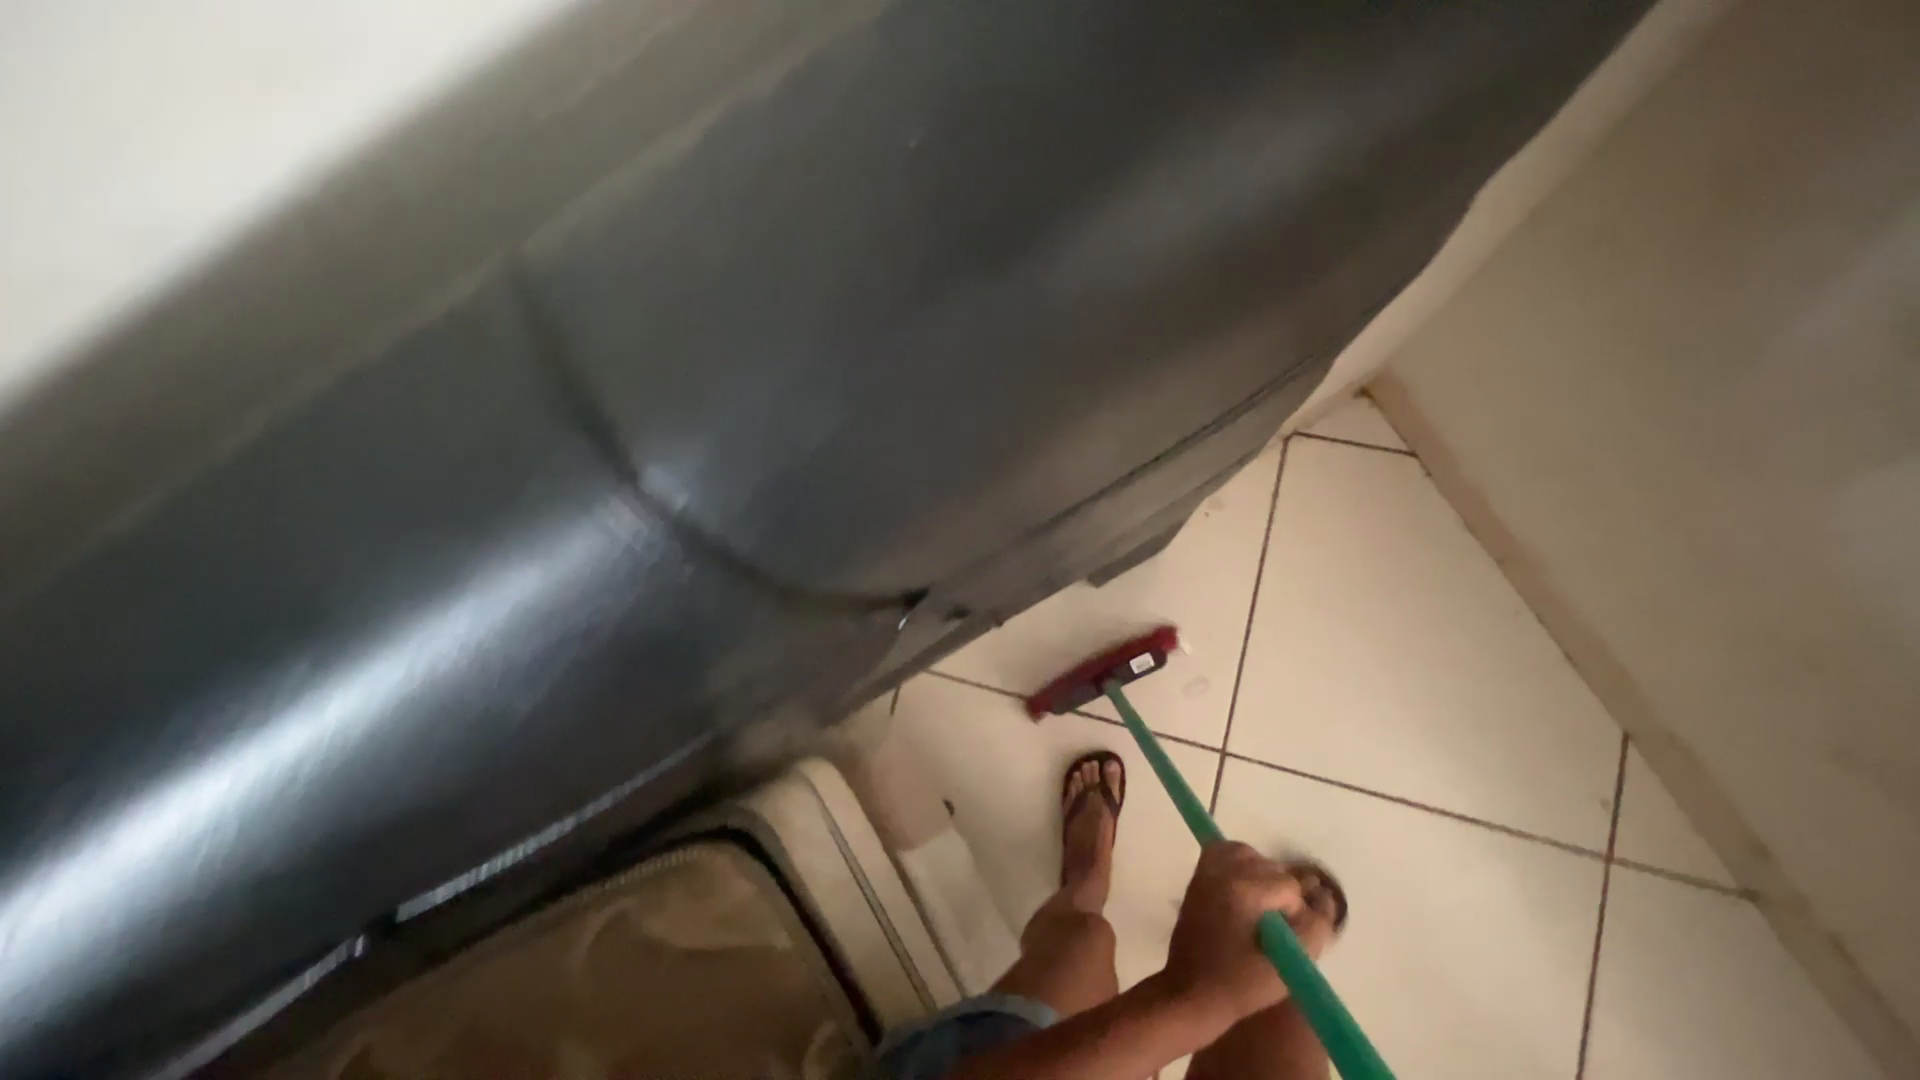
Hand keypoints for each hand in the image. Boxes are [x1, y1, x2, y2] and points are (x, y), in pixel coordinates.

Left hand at [1162, 842, 1337, 1025]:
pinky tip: (1246, 888)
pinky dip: (1239, 863)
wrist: (1193, 990)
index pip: (1289, 887)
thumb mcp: (1288, 963)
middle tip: (1276, 926)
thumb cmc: (1241, 983)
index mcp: (1244, 890)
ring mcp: (1207, 872)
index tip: (1285, 937)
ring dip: (1262, 876)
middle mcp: (1223, 871)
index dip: (1296, 913)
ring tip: (1264, 907)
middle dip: (1281, 894)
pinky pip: (1223, 852)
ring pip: (1249, 855)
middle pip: (1271, 867)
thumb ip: (1314, 929)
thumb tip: (1324, 900)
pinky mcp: (1198, 877)